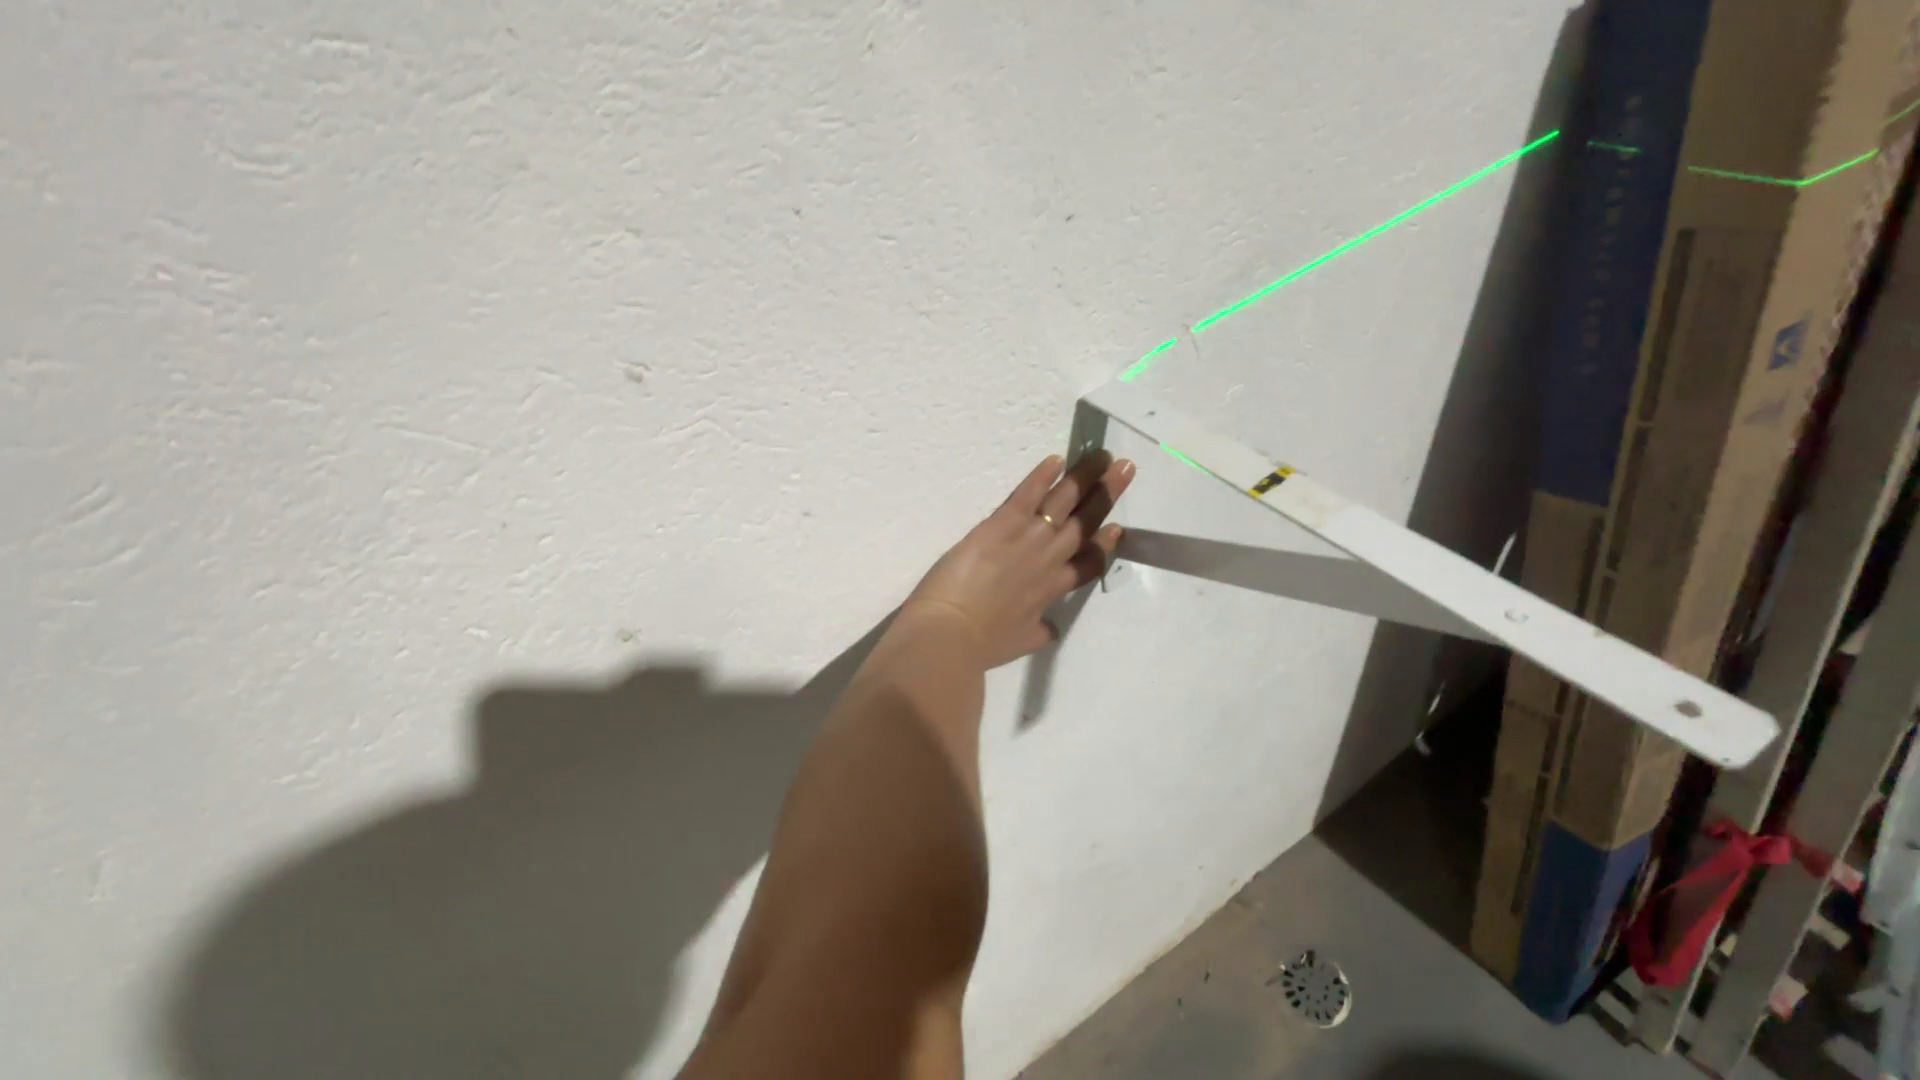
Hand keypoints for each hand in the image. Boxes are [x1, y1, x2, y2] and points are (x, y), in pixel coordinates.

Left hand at [902, 451, 1134, 667]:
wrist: (952, 634)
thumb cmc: (981, 645)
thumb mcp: (1019, 641)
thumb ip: (1038, 631)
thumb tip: (1052, 630)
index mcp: (1052, 589)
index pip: (1088, 562)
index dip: (1104, 544)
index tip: (1117, 527)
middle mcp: (1048, 559)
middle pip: (1085, 523)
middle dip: (1106, 495)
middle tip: (1125, 470)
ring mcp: (1028, 539)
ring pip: (1064, 502)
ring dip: (1085, 477)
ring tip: (1104, 456)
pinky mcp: (1002, 525)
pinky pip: (1027, 494)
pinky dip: (1042, 476)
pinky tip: (1056, 459)